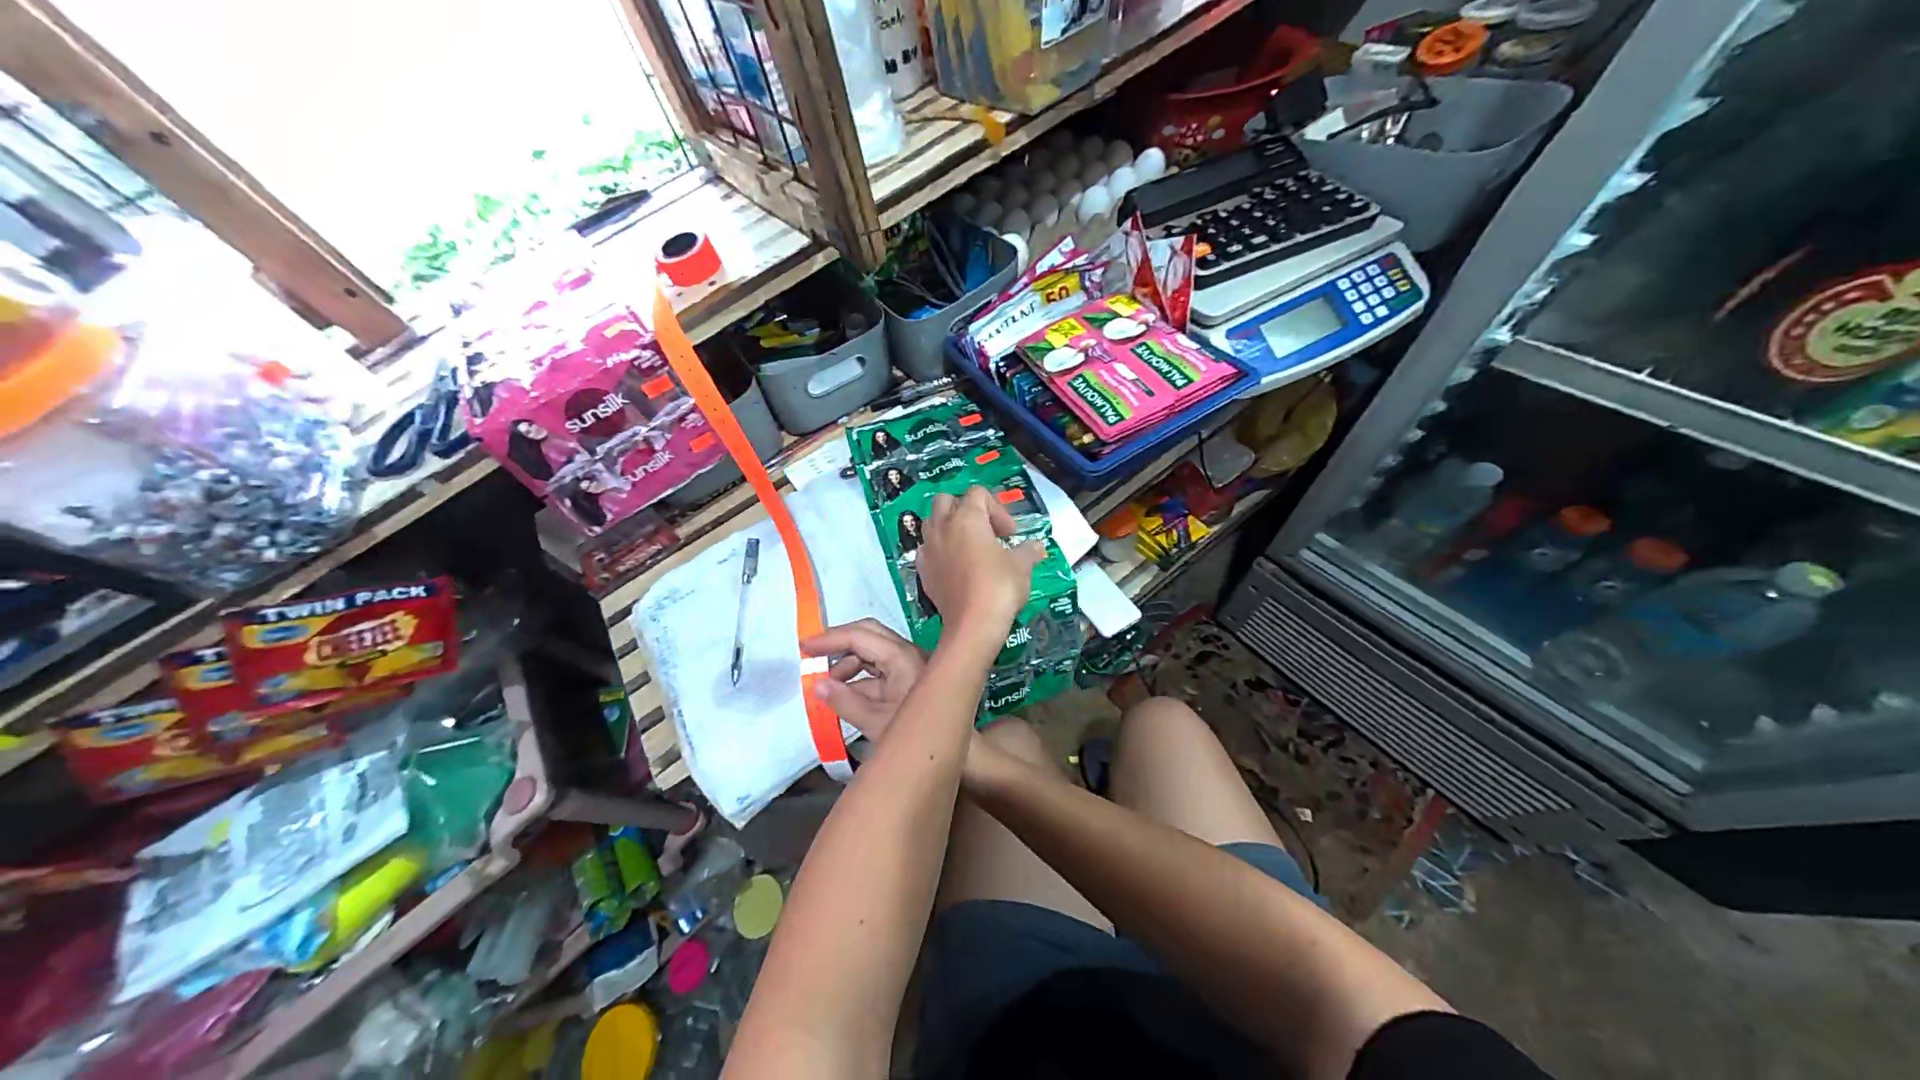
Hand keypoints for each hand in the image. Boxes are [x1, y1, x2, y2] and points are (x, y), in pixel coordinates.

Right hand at [800, 618, 926, 740]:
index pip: (860, 637)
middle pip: (867, 635)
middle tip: (812, 655)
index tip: (805, 647)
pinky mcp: (908, 679)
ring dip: (847, 663)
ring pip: (872, 652)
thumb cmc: (919, 737)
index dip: (830, 639)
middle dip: (838, 643)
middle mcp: (906, 653)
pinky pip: (879, 669)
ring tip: (827, 684)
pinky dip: (859, 677)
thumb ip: (845, 702)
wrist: (961, 755)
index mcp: (901, 657)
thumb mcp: (876, 723)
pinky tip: (843, 694)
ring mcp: (909, 665)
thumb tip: (817, 684)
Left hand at [918, 487, 1044, 641]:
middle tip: (985, 531)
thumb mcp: (1021, 565)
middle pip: (946, 500)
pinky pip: (927, 550)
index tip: (1010, 534)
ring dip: (949, 527)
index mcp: (967, 518)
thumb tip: (1037, 547)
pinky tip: (955, 567)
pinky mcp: (923, 571)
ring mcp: (929, 549)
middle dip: (965, 509)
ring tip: (969, 546)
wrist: (972, 624)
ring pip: (932, 523)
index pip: (978, 493)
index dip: (998, 509)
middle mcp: (942, 527)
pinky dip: (940, 551)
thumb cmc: (999, 586)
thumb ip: (1028, 551)